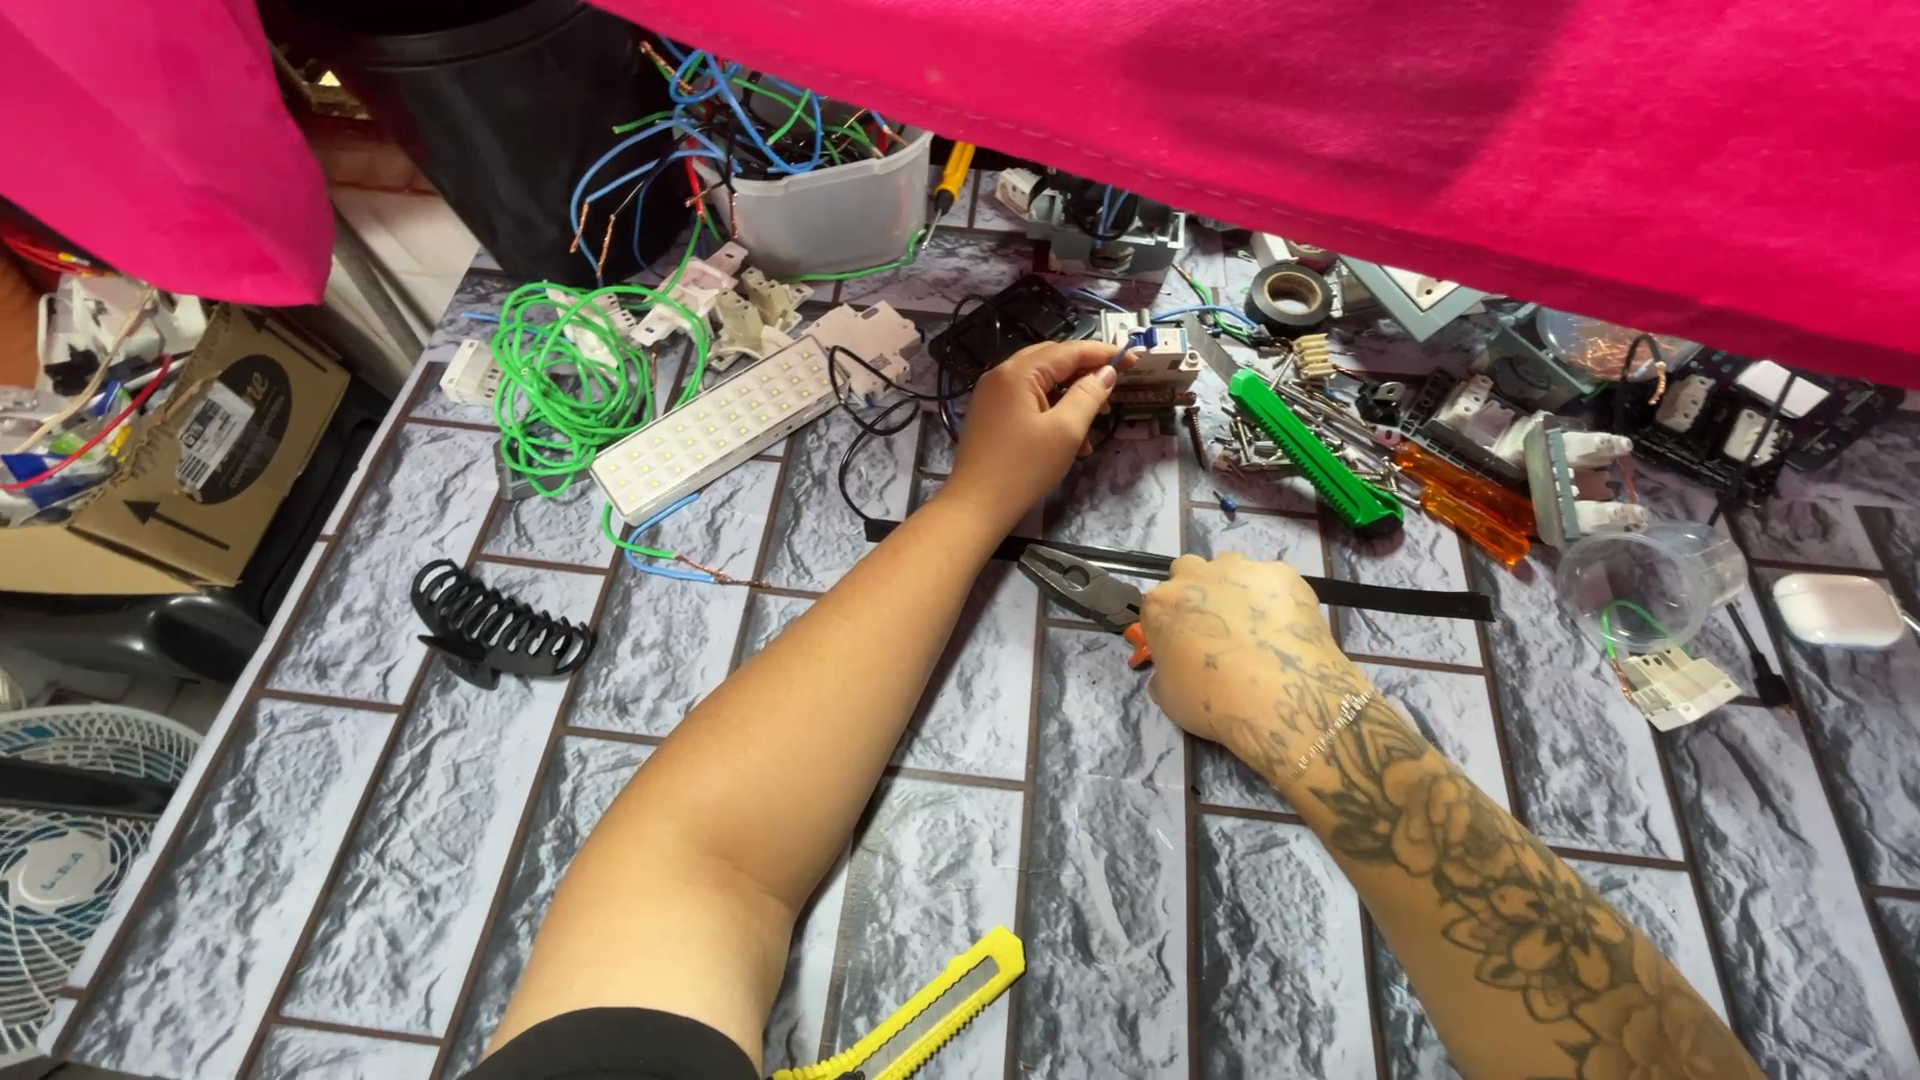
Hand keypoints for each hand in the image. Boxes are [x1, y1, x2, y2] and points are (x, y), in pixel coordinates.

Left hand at [939, 341, 1119, 530]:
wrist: (976, 506)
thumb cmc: (1023, 468)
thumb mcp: (1065, 431)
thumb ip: (1088, 395)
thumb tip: (1106, 372)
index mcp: (1018, 373)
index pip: (1069, 350)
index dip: (1104, 353)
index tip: (1134, 359)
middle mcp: (1001, 376)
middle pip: (1052, 361)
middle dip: (1085, 374)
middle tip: (1113, 390)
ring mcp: (991, 396)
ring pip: (1041, 384)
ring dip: (1070, 400)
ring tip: (1093, 428)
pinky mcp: (990, 416)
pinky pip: (1027, 402)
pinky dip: (1051, 414)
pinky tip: (1070, 443)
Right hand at [1139, 553, 1370, 775]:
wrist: (1281, 697)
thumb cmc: (1214, 702)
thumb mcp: (1169, 696)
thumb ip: (1163, 673)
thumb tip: (1172, 669)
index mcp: (1160, 604)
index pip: (1158, 603)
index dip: (1171, 621)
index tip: (1185, 641)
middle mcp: (1194, 575)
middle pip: (1189, 570)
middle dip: (1199, 590)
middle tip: (1218, 624)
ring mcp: (1240, 569)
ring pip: (1231, 566)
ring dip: (1235, 586)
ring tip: (1255, 621)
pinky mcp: (1281, 572)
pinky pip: (1272, 579)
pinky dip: (1275, 596)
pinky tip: (1286, 624)